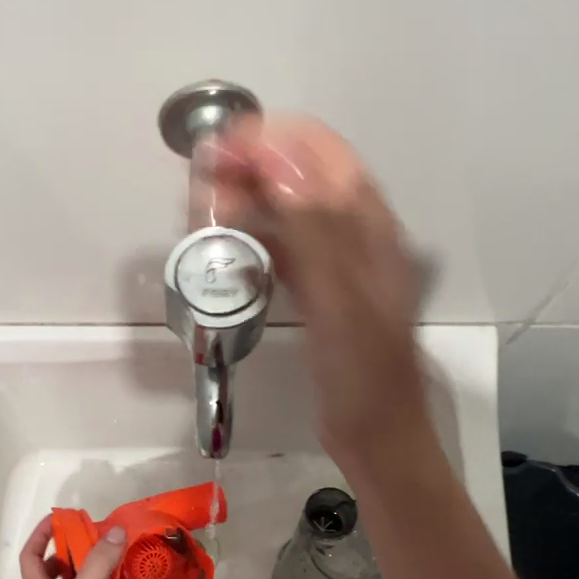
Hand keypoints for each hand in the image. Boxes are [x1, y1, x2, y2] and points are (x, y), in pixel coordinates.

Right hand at [209, 115, 430, 462]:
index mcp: (369, 227)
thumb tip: (279, 158)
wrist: (379, 436)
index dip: (266, 141)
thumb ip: (315, 230)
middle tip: (199, 189)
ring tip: (203, 212)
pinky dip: (256, 238)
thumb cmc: (363, 379)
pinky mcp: (322, 291)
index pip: (316, 152)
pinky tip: (229, 250)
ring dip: (248, 199)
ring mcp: (339, 262)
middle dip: (250, 166)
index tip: (214, 155)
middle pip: (300, 173)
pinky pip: (286, 247)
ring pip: (289, 208)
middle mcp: (357, 234)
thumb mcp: (341, 304)